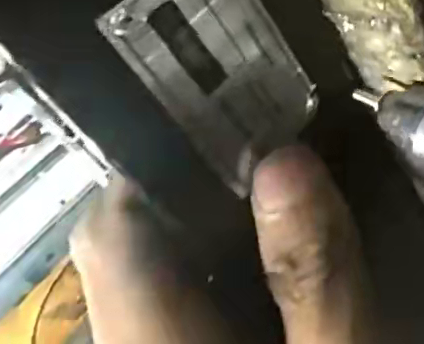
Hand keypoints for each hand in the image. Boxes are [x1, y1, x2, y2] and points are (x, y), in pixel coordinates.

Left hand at [70, 144, 373, 343]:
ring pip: (156, 275)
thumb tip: (285, 155)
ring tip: (282, 197)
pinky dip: (221, 272)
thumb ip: (313, 269)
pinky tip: (272, 268)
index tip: (226, 115)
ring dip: (213, 227)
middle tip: (276, 152)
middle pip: (131, 245)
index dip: (156, 156)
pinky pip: (178, 309)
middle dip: (199, 187)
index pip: (110, 228)